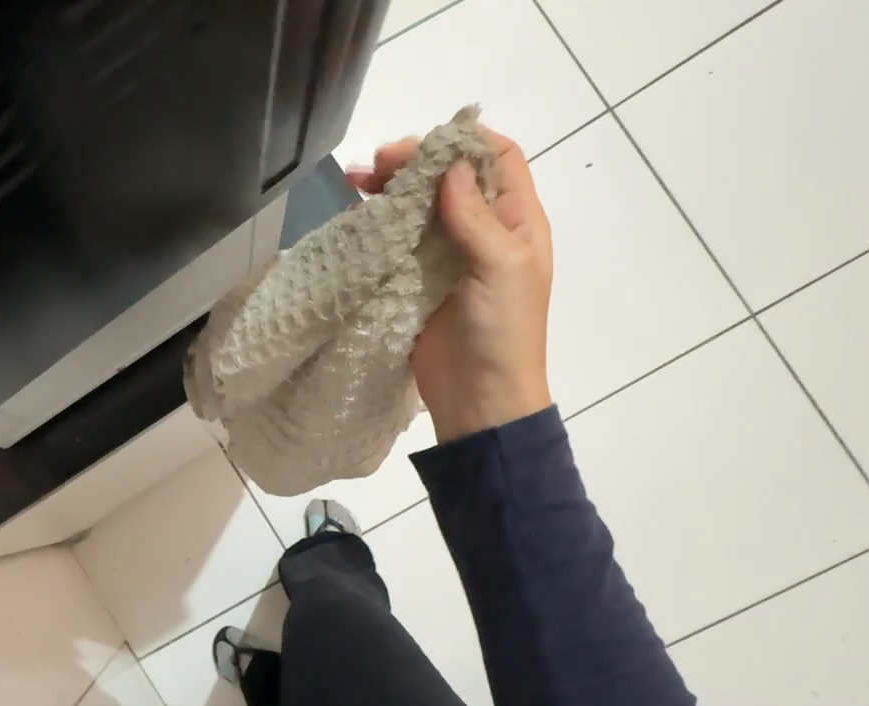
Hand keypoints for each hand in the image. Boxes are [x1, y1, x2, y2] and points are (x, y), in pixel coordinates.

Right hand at [348, 127, 554, 441]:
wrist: (479, 398)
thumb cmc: (503, 331)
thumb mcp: (500, 268)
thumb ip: (475, 218)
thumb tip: (451, 167)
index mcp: (515, 222)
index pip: (495, 159)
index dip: (461, 143)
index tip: (419, 144)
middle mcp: (480, 233)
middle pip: (447, 181)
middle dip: (412, 165)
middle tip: (373, 166)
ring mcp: (444, 260)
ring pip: (417, 211)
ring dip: (388, 194)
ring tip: (354, 185)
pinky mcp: (414, 285)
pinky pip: (395, 247)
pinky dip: (376, 231)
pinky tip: (354, 222)